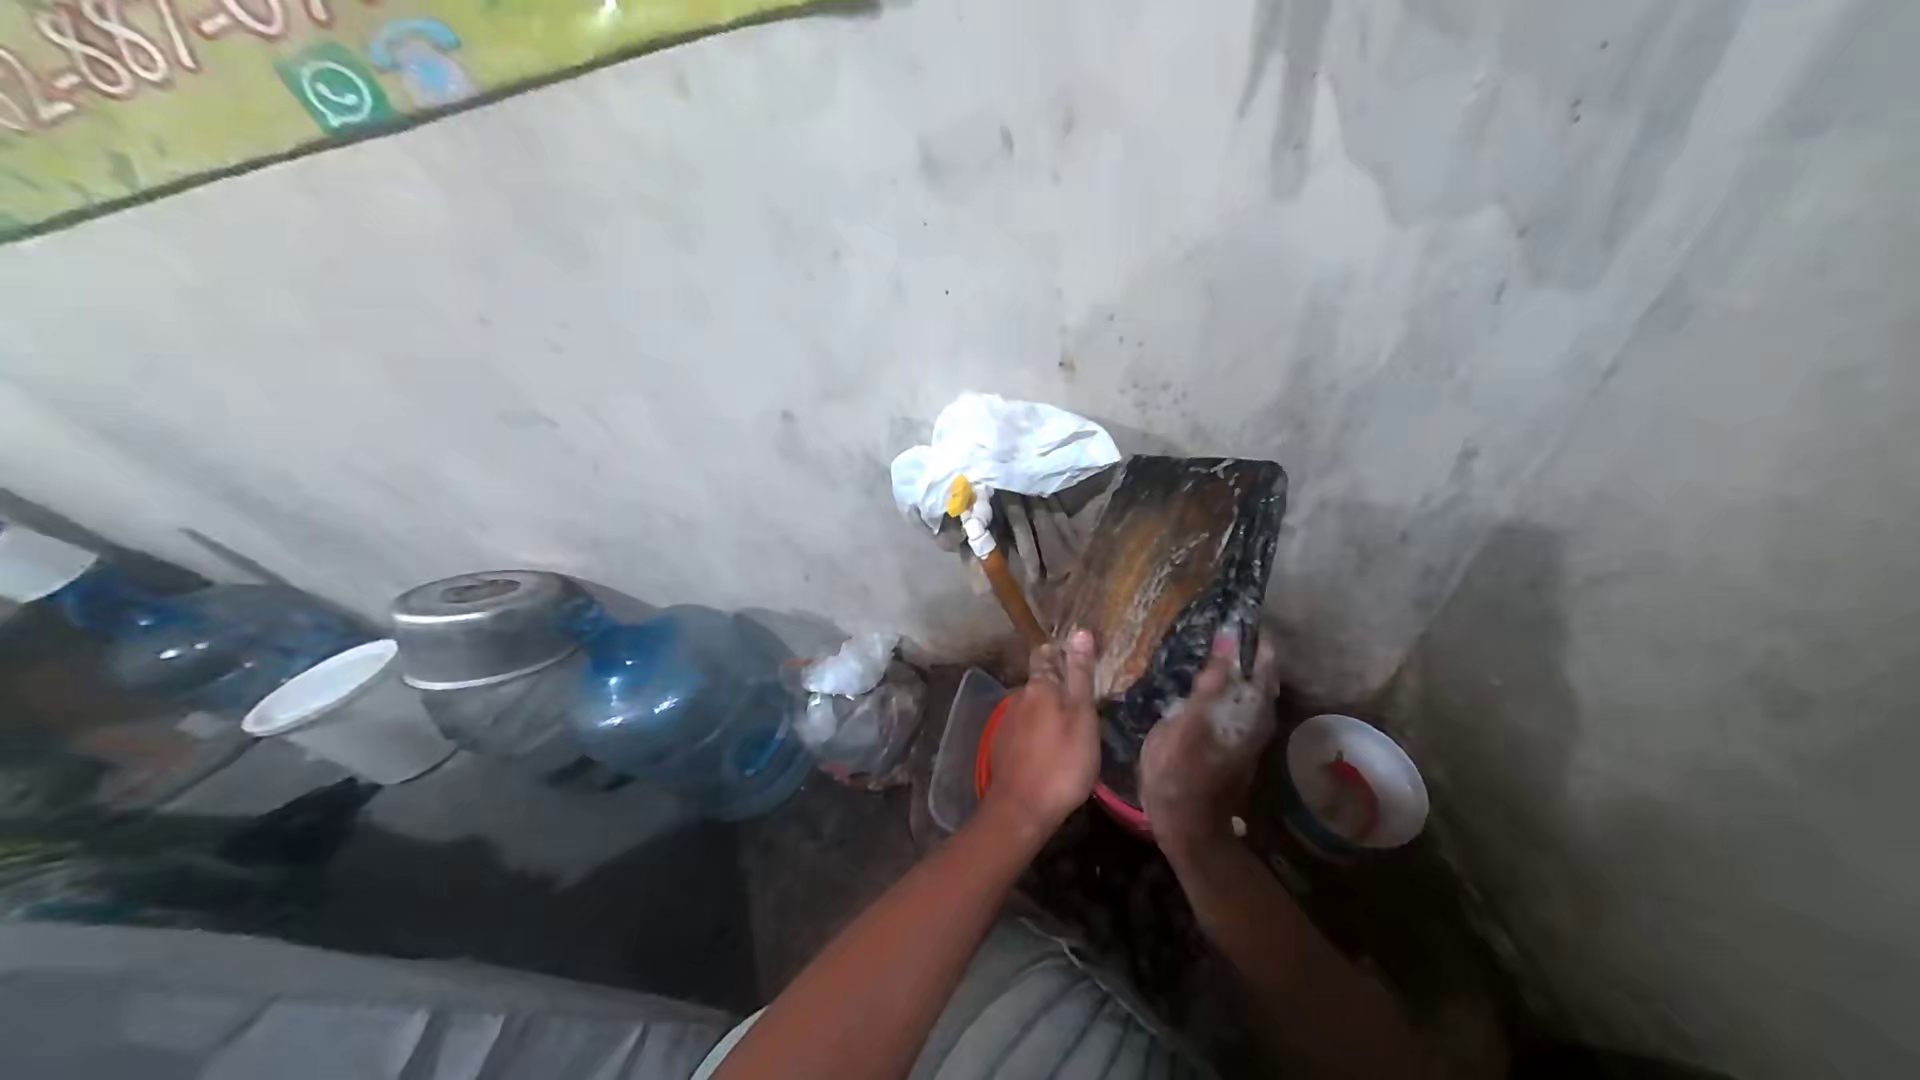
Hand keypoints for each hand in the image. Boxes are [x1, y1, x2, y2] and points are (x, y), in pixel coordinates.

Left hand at [983, 629, 1099, 834]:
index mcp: (1039, 687)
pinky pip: (1024, 729)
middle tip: (1080, 698)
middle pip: (1039, 682)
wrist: (1022, 808)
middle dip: (1056, 685)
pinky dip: (1037, 731)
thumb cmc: (1062, 761)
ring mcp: (1007, 723)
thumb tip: (1080, 631)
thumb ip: (1080, 674)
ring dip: (1047, 710)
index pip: (1046, 656)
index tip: (1074, 655)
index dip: (1060, 653)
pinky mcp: (1003, 746)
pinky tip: (1049, 747)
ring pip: (1032, 706)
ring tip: (1069, 726)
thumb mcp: (1082, 716)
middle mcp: (1018, 698)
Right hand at [1139, 630, 1279, 856]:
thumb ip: (1213, 678)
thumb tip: (1229, 635)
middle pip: (1258, 666)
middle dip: (1240, 642)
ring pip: (1248, 682)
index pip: (1262, 653)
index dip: (1248, 629)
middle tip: (1209, 622)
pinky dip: (1223, 680)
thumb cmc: (1181, 770)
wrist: (1187, 822)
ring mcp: (1248, 727)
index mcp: (1253, 705)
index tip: (1226, 605)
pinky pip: (1235, 696)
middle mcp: (1260, 713)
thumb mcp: (1191, 721)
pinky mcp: (1234, 736)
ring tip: (1202, 643)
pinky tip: (1199, 677)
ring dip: (1231, 661)